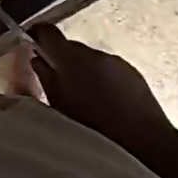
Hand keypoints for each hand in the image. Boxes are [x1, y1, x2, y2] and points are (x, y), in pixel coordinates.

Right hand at [30, 23, 174, 152]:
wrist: (145, 144)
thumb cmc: (94, 129)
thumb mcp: (59, 107)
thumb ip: (45, 78)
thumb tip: (38, 60)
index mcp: (71, 58)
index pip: (48, 32)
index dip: (37, 35)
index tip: (32, 43)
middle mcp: (94, 53)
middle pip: (71, 47)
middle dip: (63, 61)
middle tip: (58, 84)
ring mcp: (116, 62)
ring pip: (91, 60)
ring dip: (84, 72)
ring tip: (84, 100)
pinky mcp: (134, 74)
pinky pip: (110, 71)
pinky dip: (103, 81)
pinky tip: (105, 105)